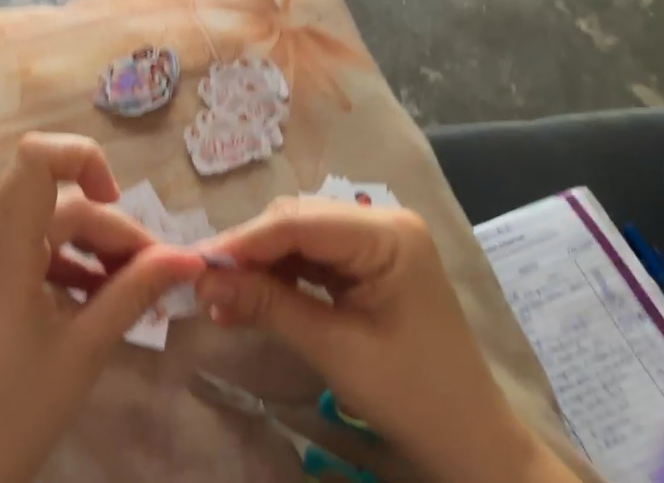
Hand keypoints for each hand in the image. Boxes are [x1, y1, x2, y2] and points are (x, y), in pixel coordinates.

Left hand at [0, 134, 205, 482]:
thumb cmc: (12, 419)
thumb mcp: (83, 352)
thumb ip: (135, 291)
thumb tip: (190, 257)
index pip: (34, 160)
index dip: (83, 158)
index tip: (118, 201)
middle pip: (51, 208)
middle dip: (107, 233)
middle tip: (152, 275)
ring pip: (35, 229)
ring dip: (83, 251)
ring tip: (123, 292)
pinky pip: (11, 250)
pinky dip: (51, 265)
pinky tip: (81, 299)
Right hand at [196, 198, 578, 482]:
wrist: (470, 442)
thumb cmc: (412, 396)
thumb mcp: (334, 349)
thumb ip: (268, 304)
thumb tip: (202, 279)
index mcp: (387, 234)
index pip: (298, 222)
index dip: (242, 241)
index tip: (192, 263)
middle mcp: (381, 223)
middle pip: (296, 222)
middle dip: (248, 252)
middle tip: (201, 284)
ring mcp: (376, 243)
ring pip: (299, 238)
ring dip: (259, 265)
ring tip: (218, 297)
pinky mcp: (368, 267)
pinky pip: (312, 260)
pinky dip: (280, 278)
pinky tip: (249, 299)